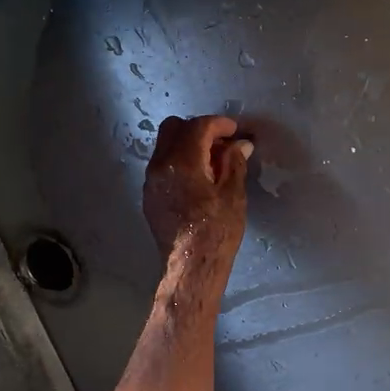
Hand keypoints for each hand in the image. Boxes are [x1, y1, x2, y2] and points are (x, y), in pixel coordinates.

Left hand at [143, 115, 250, 264]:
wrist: (191, 266)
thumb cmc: (217, 232)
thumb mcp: (234, 196)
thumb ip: (234, 164)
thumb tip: (239, 145)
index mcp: (183, 162)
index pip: (199, 127)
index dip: (219, 124)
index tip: (235, 130)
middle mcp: (160, 165)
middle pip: (174, 128)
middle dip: (199, 129)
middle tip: (221, 144)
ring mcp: (151, 181)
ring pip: (165, 146)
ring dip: (187, 145)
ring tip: (211, 163)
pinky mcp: (150, 195)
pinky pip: (162, 166)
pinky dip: (179, 162)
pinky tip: (197, 180)